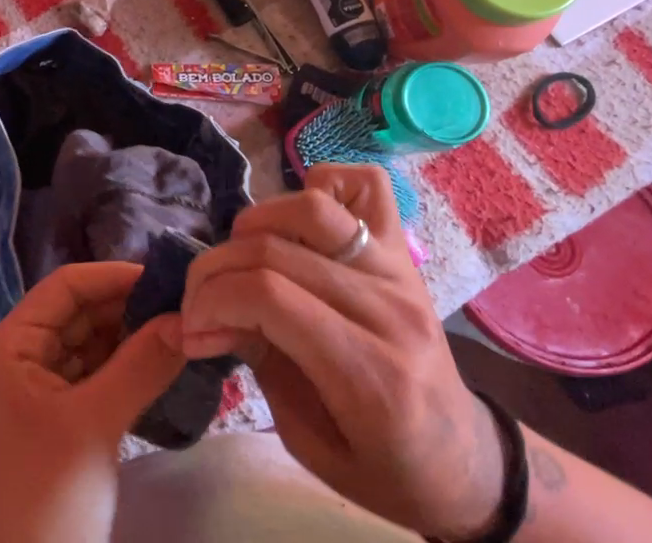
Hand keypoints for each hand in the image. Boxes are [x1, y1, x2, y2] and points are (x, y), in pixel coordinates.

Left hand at [0, 262, 187, 542]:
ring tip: (188, 327)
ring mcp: (41, 385)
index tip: (170, 276)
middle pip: (81, 312)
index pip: (65, 287)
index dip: (114, 276)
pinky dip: (130, 367)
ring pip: (93, 343)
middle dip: (130, 306)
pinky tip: (169, 362)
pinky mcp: (62, 415)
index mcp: (11, 343)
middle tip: (191, 304)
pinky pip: (99, 374)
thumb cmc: (49, 491)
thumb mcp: (94, 424)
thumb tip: (188, 317)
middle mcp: (22, 353)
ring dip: (134, 336)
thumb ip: (140, 365)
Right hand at [180, 165, 505, 540]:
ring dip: (254, 224)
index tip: (190, 327)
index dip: (211, 300)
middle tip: (197, 303)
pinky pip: (365, 186)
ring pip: (312, 208)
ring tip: (240, 260)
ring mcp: (401, 273)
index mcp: (370, 374)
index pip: (268, 296)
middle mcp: (390, 310)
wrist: (461, 463)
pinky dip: (320, 185)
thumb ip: (254, 362)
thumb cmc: (380, 466)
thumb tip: (193, 320)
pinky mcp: (404, 253)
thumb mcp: (304, 439)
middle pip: (275, 251)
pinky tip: (295, 224)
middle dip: (214, 271)